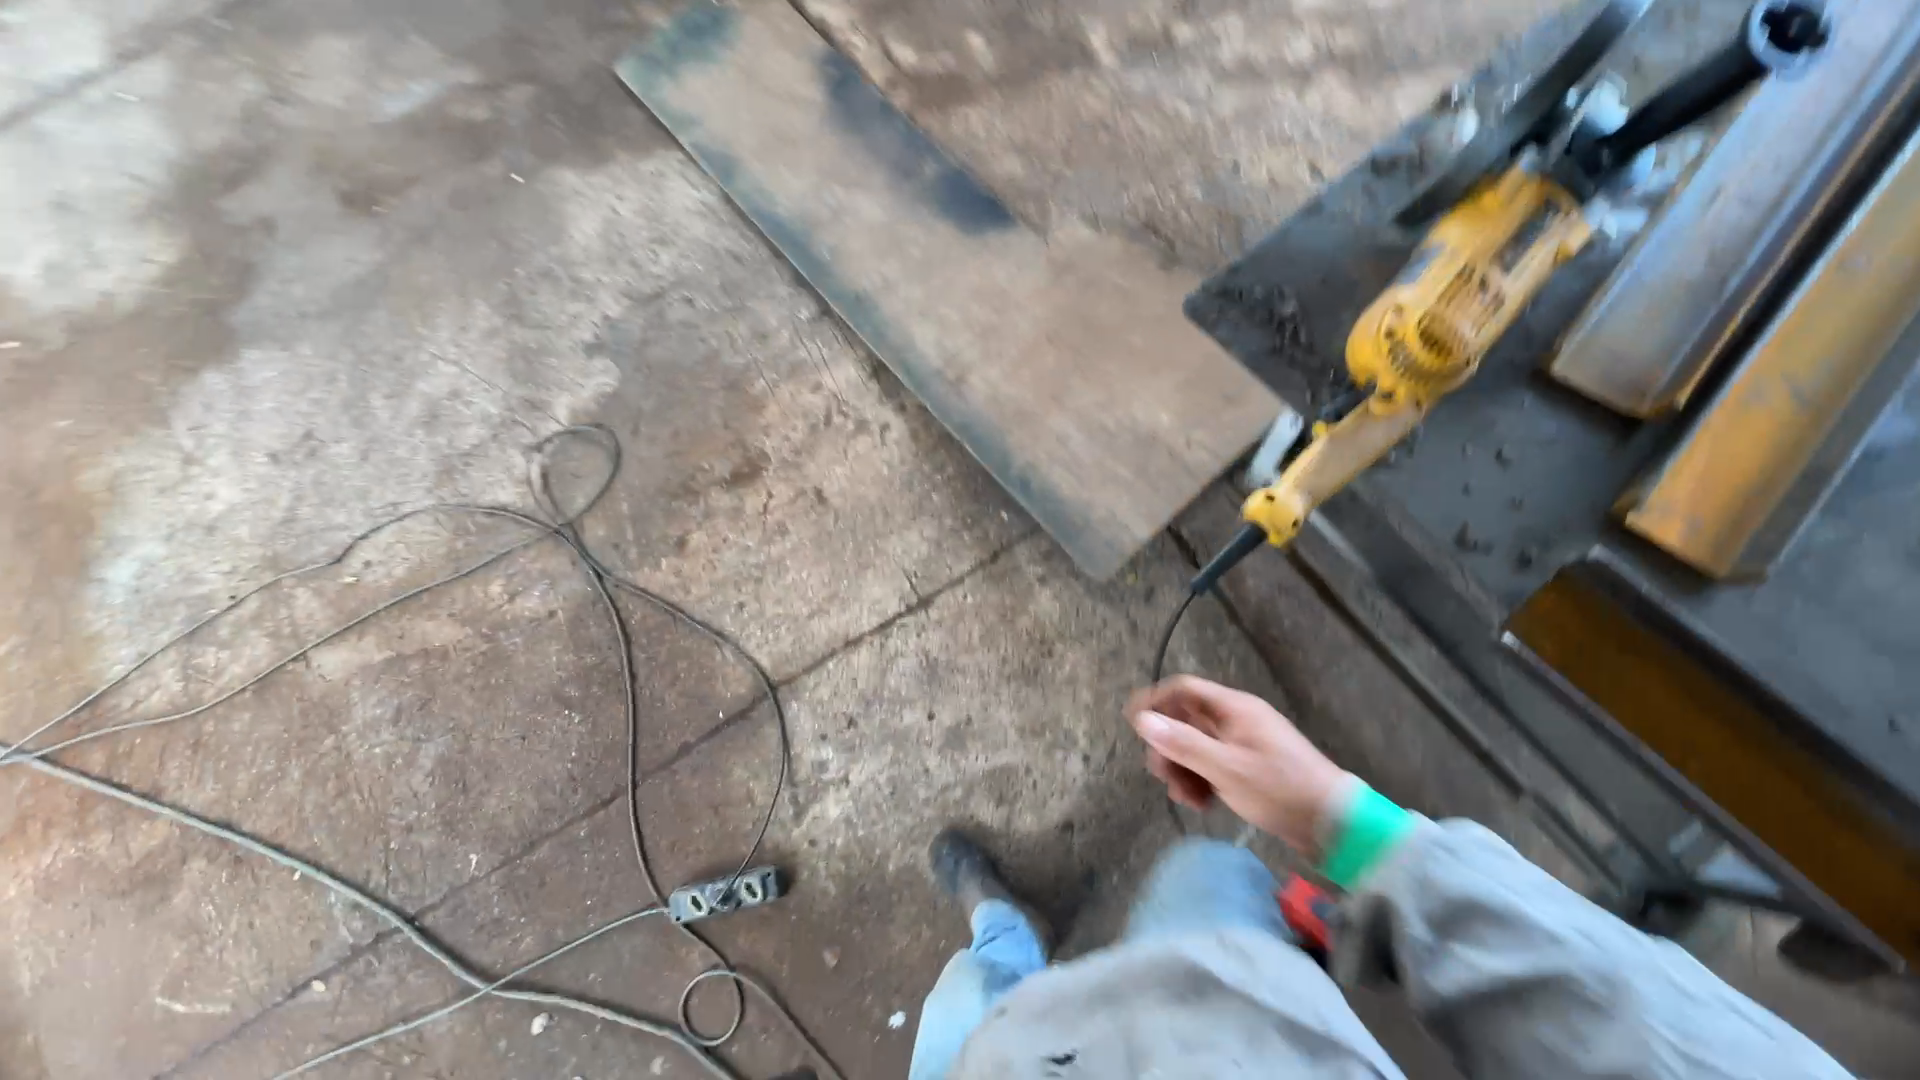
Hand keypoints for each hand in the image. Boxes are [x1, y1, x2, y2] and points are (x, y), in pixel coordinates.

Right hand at [1127, 675, 1350, 856]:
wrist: (1332, 823)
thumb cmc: (1279, 789)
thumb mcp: (1226, 768)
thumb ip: (1183, 743)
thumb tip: (1142, 719)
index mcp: (1233, 708)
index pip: (1183, 690)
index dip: (1155, 702)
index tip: (1133, 725)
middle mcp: (1236, 719)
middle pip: (1185, 720)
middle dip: (1169, 748)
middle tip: (1163, 777)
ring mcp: (1242, 744)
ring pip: (1195, 746)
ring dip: (1183, 769)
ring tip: (1187, 800)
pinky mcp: (1247, 767)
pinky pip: (1211, 764)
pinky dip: (1201, 780)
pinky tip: (1202, 804)